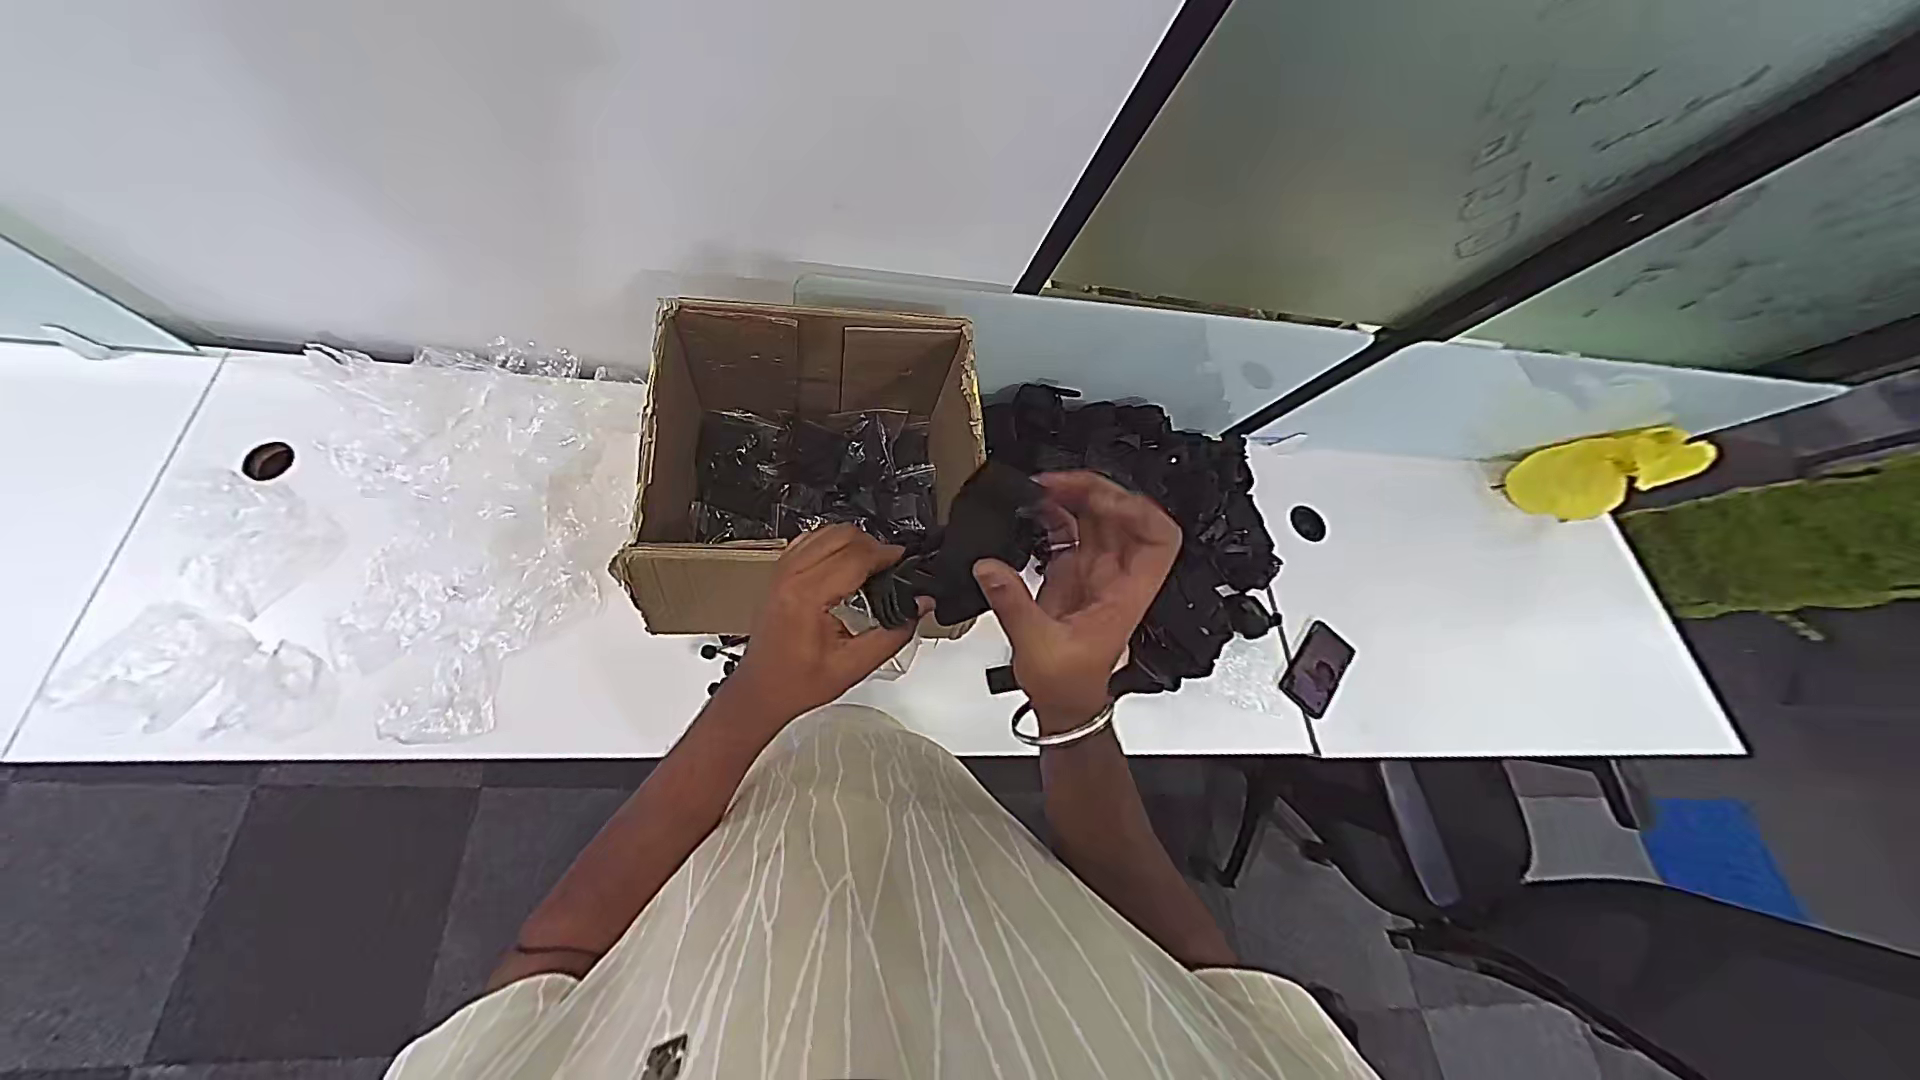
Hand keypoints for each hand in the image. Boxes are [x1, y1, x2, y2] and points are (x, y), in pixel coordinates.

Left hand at [727, 525, 925, 721]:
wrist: (761, 691)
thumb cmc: (796, 683)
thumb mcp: (854, 665)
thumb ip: (893, 634)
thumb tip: (919, 607)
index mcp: (805, 598)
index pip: (854, 556)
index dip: (885, 554)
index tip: (902, 560)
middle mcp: (789, 578)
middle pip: (841, 535)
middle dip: (872, 545)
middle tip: (890, 565)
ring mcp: (780, 573)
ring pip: (824, 531)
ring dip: (853, 542)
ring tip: (871, 564)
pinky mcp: (778, 574)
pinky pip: (808, 540)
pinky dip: (831, 543)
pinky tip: (845, 562)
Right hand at [972, 471, 1180, 728]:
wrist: (1062, 702)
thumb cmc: (1069, 685)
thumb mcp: (1038, 647)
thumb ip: (1012, 603)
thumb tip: (989, 568)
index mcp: (1126, 594)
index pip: (1157, 538)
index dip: (1136, 511)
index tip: (1102, 501)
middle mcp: (1116, 577)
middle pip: (1123, 518)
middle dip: (1095, 492)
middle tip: (1059, 484)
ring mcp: (1094, 572)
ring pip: (1096, 518)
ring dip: (1073, 497)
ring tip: (1042, 488)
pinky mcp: (1071, 574)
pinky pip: (1069, 531)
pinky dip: (1053, 515)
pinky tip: (1034, 508)